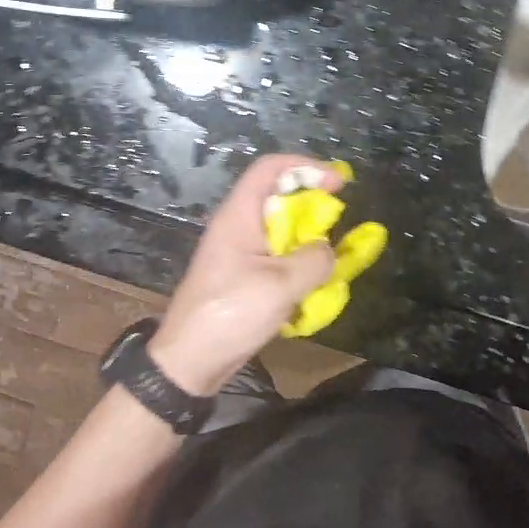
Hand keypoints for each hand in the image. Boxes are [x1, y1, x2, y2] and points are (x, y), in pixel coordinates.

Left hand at [148, 155, 343, 395]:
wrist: (189, 360)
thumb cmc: (230, 313)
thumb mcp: (281, 286)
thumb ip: (313, 261)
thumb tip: (328, 250)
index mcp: (239, 215)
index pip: (270, 168)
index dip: (306, 167)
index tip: (338, 183)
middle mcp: (237, 226)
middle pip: (279, 198)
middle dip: (313, 207)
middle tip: (339, 225)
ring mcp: (238, 253)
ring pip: (280, 231)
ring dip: (307, 242)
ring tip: (332, 260)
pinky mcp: (242, 277)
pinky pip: (276, 258)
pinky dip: (297, 267)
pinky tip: (312, 289)